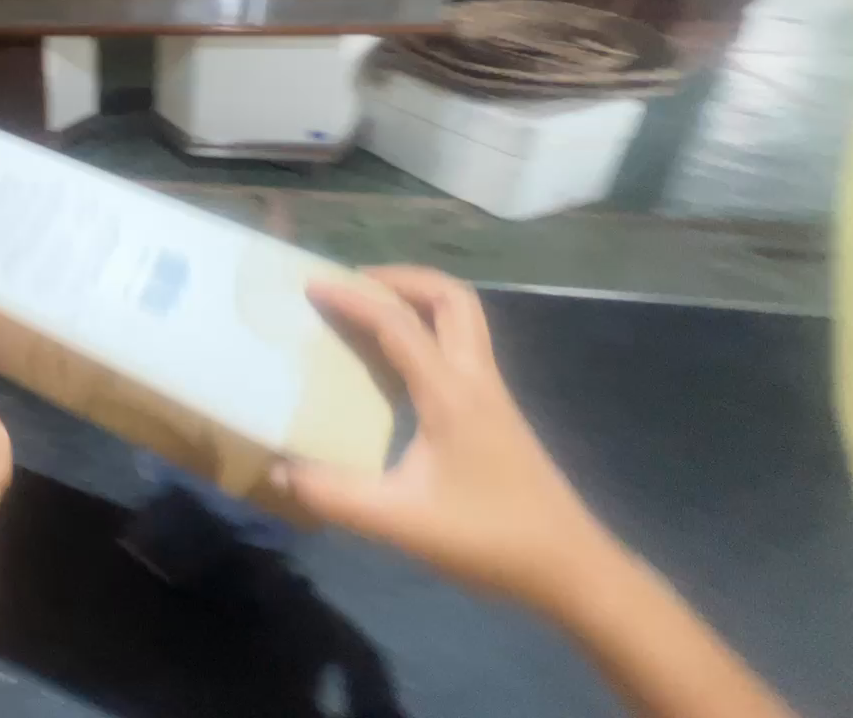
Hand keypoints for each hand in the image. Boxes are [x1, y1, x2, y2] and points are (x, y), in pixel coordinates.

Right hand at [267, 266, 625, 614]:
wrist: (573, 572)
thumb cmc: (489, 539)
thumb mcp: (401, 522)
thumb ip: (335, 495)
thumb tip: (279, 469)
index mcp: (451, 394)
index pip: (398, 323)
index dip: (352, 298)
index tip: (311, 286)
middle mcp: (474, 379)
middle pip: (451, 297)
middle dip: (399, 279)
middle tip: (353, 286)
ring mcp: (489, 393)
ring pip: (461, 317)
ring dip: (415, 299)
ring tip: (366, 311)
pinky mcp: (492, 410)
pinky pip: (457, 344)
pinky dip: (423, 330)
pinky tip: (391, 362)